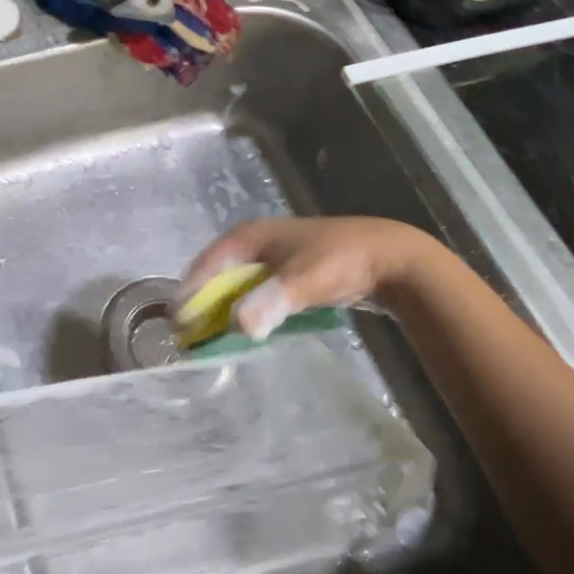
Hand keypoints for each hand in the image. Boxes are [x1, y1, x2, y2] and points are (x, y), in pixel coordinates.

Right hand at [179, 216, 438, 337]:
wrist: (394, 259)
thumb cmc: (341, 261)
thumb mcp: (302, 281)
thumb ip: (270, 302)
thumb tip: (239, 326)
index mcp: (248, 236)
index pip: (205, 265)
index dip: (191, 294)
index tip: (179, 324)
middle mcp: (255, 242)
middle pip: (217, 275)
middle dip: (204, 303)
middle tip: (192, 336)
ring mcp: (273, 257)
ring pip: (236, 285)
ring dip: (225, 309)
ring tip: (213, 338)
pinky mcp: (290, 272)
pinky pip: (256, 292)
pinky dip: (247, 309)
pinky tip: (248, 329)